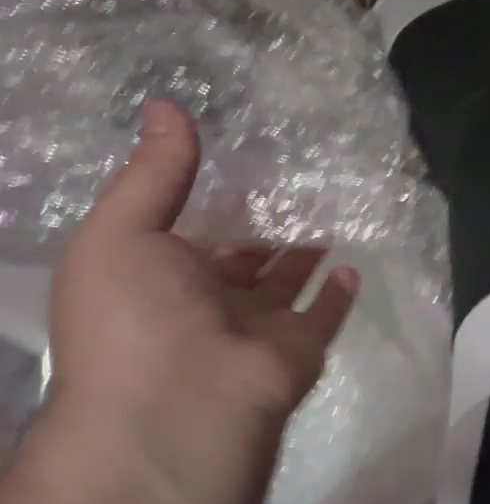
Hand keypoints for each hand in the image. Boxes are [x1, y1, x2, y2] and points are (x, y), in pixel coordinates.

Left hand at [48, 101, 357, 431]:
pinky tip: (353, 264)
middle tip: (302, 179)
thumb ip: (155, 174)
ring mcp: (257, 323)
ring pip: (287, 278)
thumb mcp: (122, 233)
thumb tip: (167, 106)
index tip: (243, 158)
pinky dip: (340, 291)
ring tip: (334, 209)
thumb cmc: (137, 314)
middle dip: (265, 221)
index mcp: (152, 275)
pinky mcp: (302, 342)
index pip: (185, 229)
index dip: (208, 196)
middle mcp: (203, 298)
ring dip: (307, 250)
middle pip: (241, 253)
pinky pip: (326, 312)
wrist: (184, 397)